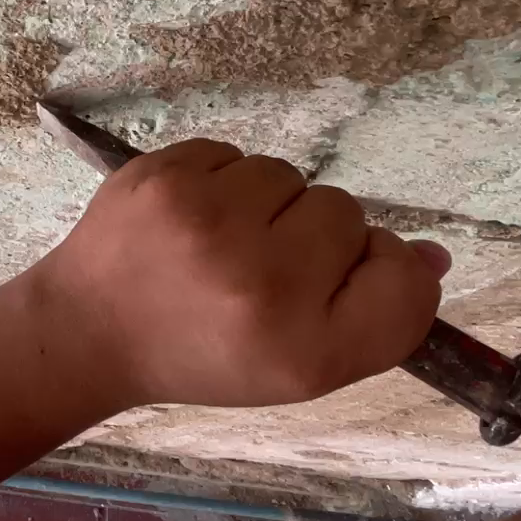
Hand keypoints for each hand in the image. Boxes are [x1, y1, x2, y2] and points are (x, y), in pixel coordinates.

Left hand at [23, 137, 450, 409]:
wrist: (90, 326)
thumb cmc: (198, 352)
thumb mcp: (292, 367)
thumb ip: (372, 316)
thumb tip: (430, 253)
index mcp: (302, 349)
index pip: (405, 282)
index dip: (384, 269)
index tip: (339, 275)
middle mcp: (258, 280)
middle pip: (347, 212)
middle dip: (313, 233)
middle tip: (260, 264)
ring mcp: (203, 218)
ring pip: (287, 173)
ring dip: (266, 200)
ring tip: (221, 238)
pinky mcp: (160, 174)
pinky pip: (231, 153)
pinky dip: (220, 179)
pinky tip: (191, 215)